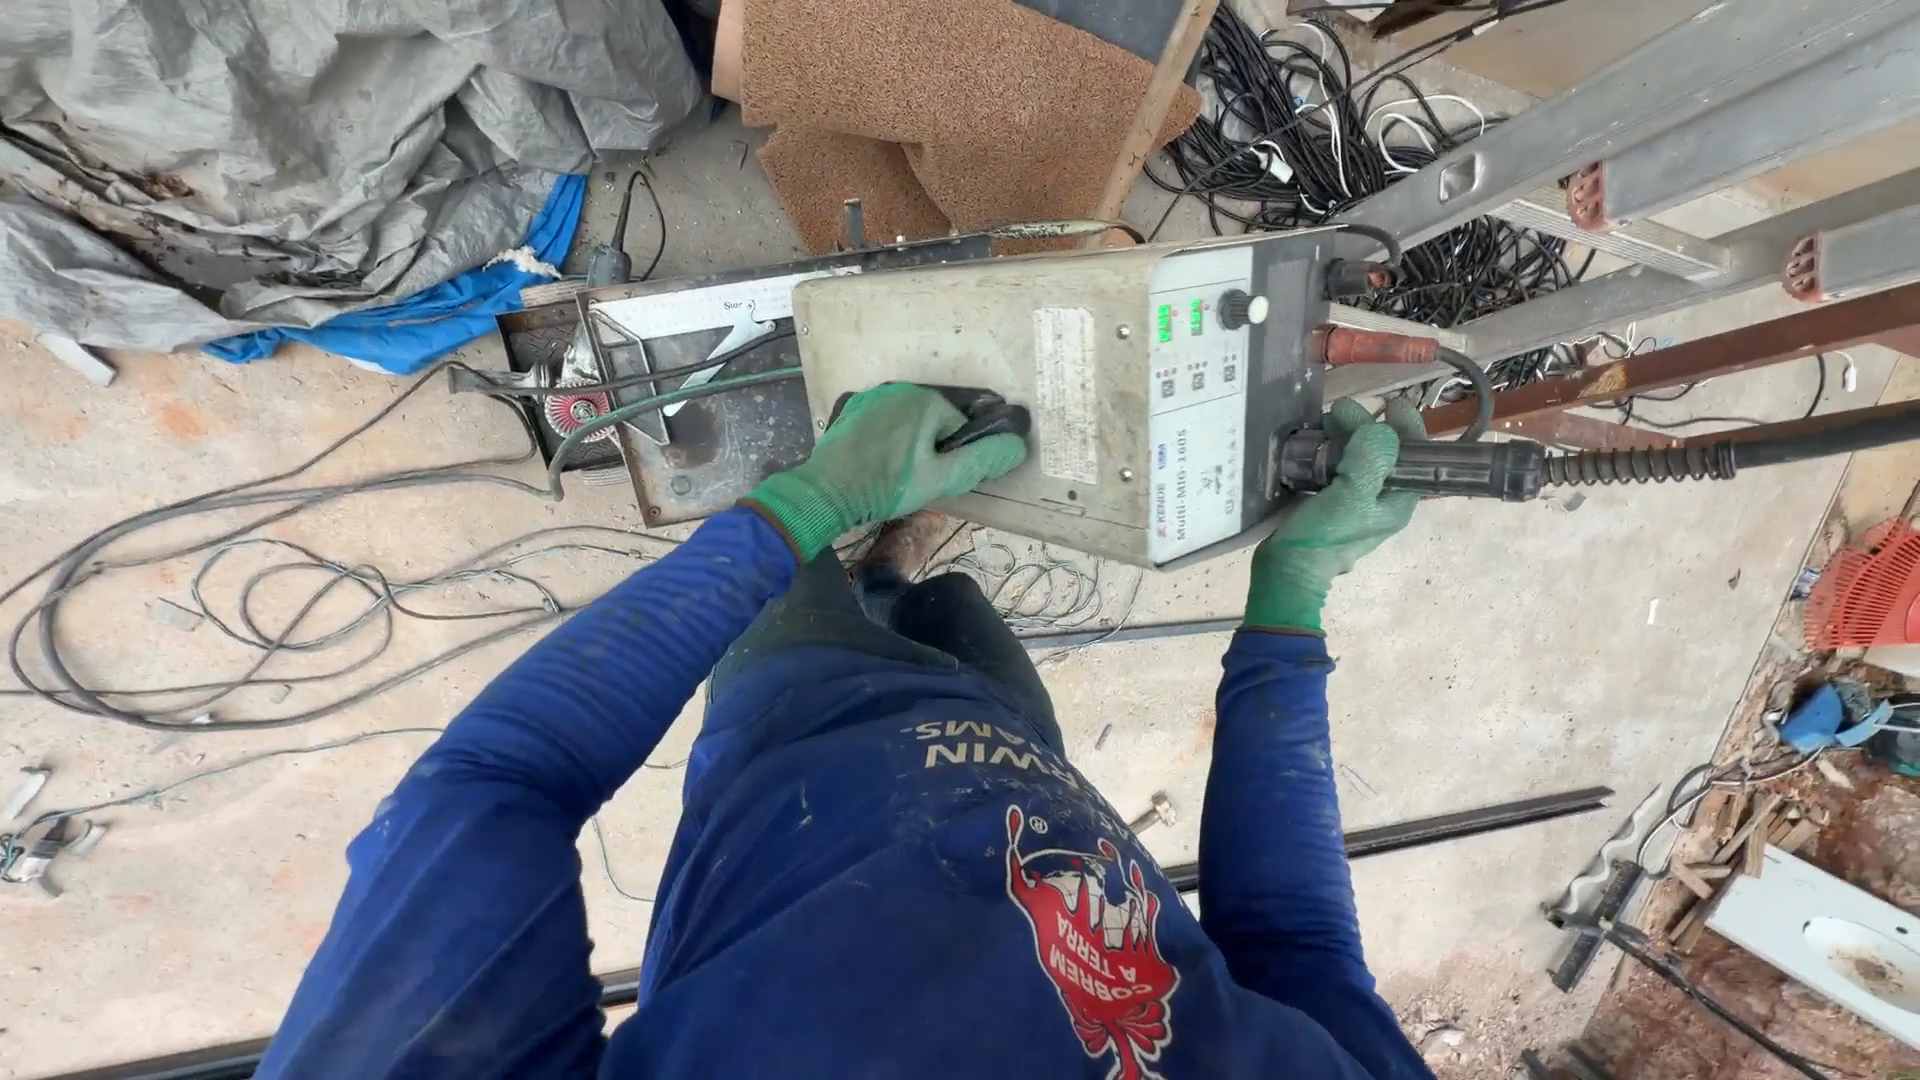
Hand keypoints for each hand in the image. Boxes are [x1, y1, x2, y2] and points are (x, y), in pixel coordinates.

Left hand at [744, 383, 1028, 558]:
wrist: (827, 492)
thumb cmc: (886, 486)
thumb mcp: (941, 479)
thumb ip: (980, 461)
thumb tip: (1017, 447)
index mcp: (927, 401)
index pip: (957, 428)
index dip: (949, 457)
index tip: (931, 477)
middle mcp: (901, 389)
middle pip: (933, 422)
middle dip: (928, 448)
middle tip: (910, 478)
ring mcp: (873, 397)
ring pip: (908, 422)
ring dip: (907, 444)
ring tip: (890, 473)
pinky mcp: (853, 409)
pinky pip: (883, 422)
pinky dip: (884, 440)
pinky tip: (872, 463)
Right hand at [1244, 397, 1424, 633]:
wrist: (1286, 572)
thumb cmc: (1322, 537)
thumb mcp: (1350, 496)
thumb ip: (1369, 460)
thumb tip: (1378, 428)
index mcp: (1397, 501)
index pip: (1415, 455)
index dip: (1406, 426)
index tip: (1389, 403)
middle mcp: (1381, 500)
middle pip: (1384, 454)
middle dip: (1365, 429)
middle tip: (1339, 412)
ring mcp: (1353, 503)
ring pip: (1357, 460)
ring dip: (1344, 439)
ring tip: (1323, 425)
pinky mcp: (1328, 504)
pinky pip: (1335, 470)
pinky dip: (1327, 454)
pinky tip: (1312, 446)